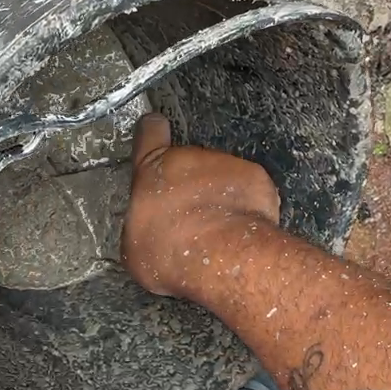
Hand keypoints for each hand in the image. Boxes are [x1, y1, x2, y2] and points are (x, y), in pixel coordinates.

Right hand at [121, 113, 280, 298]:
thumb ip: (141, 223)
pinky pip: (247, 190)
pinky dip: (243, 208)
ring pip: (219, 178)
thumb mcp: (136, 247)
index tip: (154, 133)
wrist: (219, 256)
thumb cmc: (172, 252)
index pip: (149, 133)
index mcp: (152, 170)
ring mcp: (226, 164)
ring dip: (217, 200)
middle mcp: (189, 158)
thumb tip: (146, 229)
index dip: (152, 134)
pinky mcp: (255, 177)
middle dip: (189, 189)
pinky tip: (234, 232)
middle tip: (187, 222)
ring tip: (212, 234)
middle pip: (188, 164)